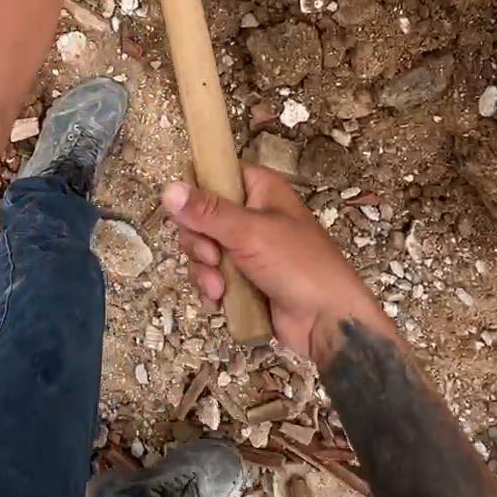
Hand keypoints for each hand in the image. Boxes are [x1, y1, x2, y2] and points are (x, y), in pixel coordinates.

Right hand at [163, 165, 392, 360]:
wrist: (329, 322)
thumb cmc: (298, 264)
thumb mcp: (251, 233)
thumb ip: (207, 212)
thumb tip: (167, 189)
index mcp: (258, 188)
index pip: (213, 174)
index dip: (195, 192)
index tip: (186, 214)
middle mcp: (249, 213)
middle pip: (199, 215)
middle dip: (198, 242)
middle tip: (211, 257)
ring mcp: (245, 247)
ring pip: (201, 247)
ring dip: (204, 269)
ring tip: (220, 288)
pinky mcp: (242, 277)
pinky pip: (210, 274)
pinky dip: (209, 287)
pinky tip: (218, 301)